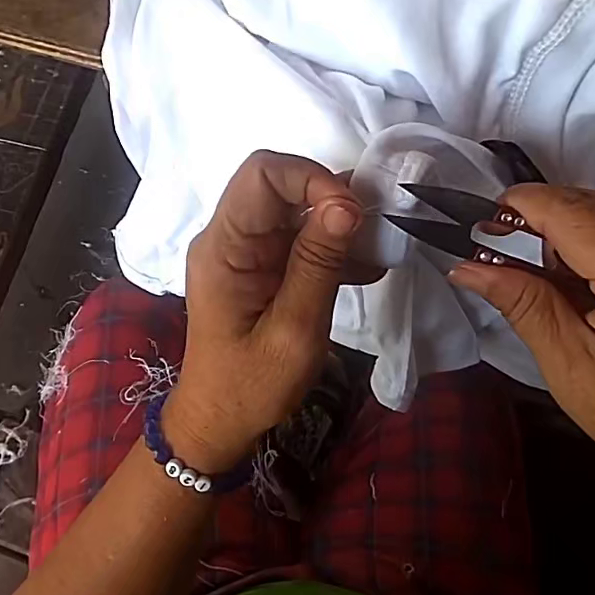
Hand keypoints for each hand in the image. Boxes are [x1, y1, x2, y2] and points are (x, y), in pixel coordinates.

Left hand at [162, 151, 368, 472]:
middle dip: (330, 197)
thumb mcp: (293, 331)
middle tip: (372, 227)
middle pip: (278, 186)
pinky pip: (296, 238)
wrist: (219, 420)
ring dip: (336, 224)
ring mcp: (243, 251)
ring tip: (374, 250)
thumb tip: (346, 204)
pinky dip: (330, 247)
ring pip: (292, 210)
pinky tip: (363, 270)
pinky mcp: (259, 266)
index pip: (261, 175)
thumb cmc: (251, 386)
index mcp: (223, 247)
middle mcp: (228, 238)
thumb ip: (317, 264)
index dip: (311, 178)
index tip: (352, 212)